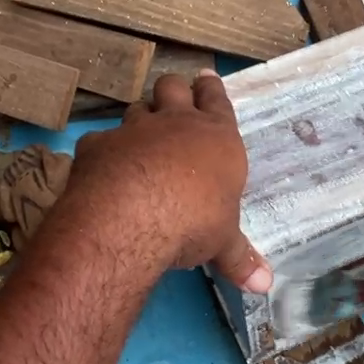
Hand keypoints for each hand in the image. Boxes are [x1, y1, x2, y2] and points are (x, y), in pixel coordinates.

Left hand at [64, 72, 271, 292]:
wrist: (130, 218)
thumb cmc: (194, 223)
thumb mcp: (222, 243)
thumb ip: (239, 258)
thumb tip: (266, 286)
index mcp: (215, 137)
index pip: (216, 100)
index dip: (212, 88)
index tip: (207, 77)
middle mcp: (175, 123)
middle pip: (172, 87)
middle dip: (174, 91)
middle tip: (174, 99)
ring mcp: (133, 130)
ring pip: (136, 108)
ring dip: (140, 119)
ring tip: (141, 137)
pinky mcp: (97, 145)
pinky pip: (101, 140)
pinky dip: (105, 152)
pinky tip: (104, 169)